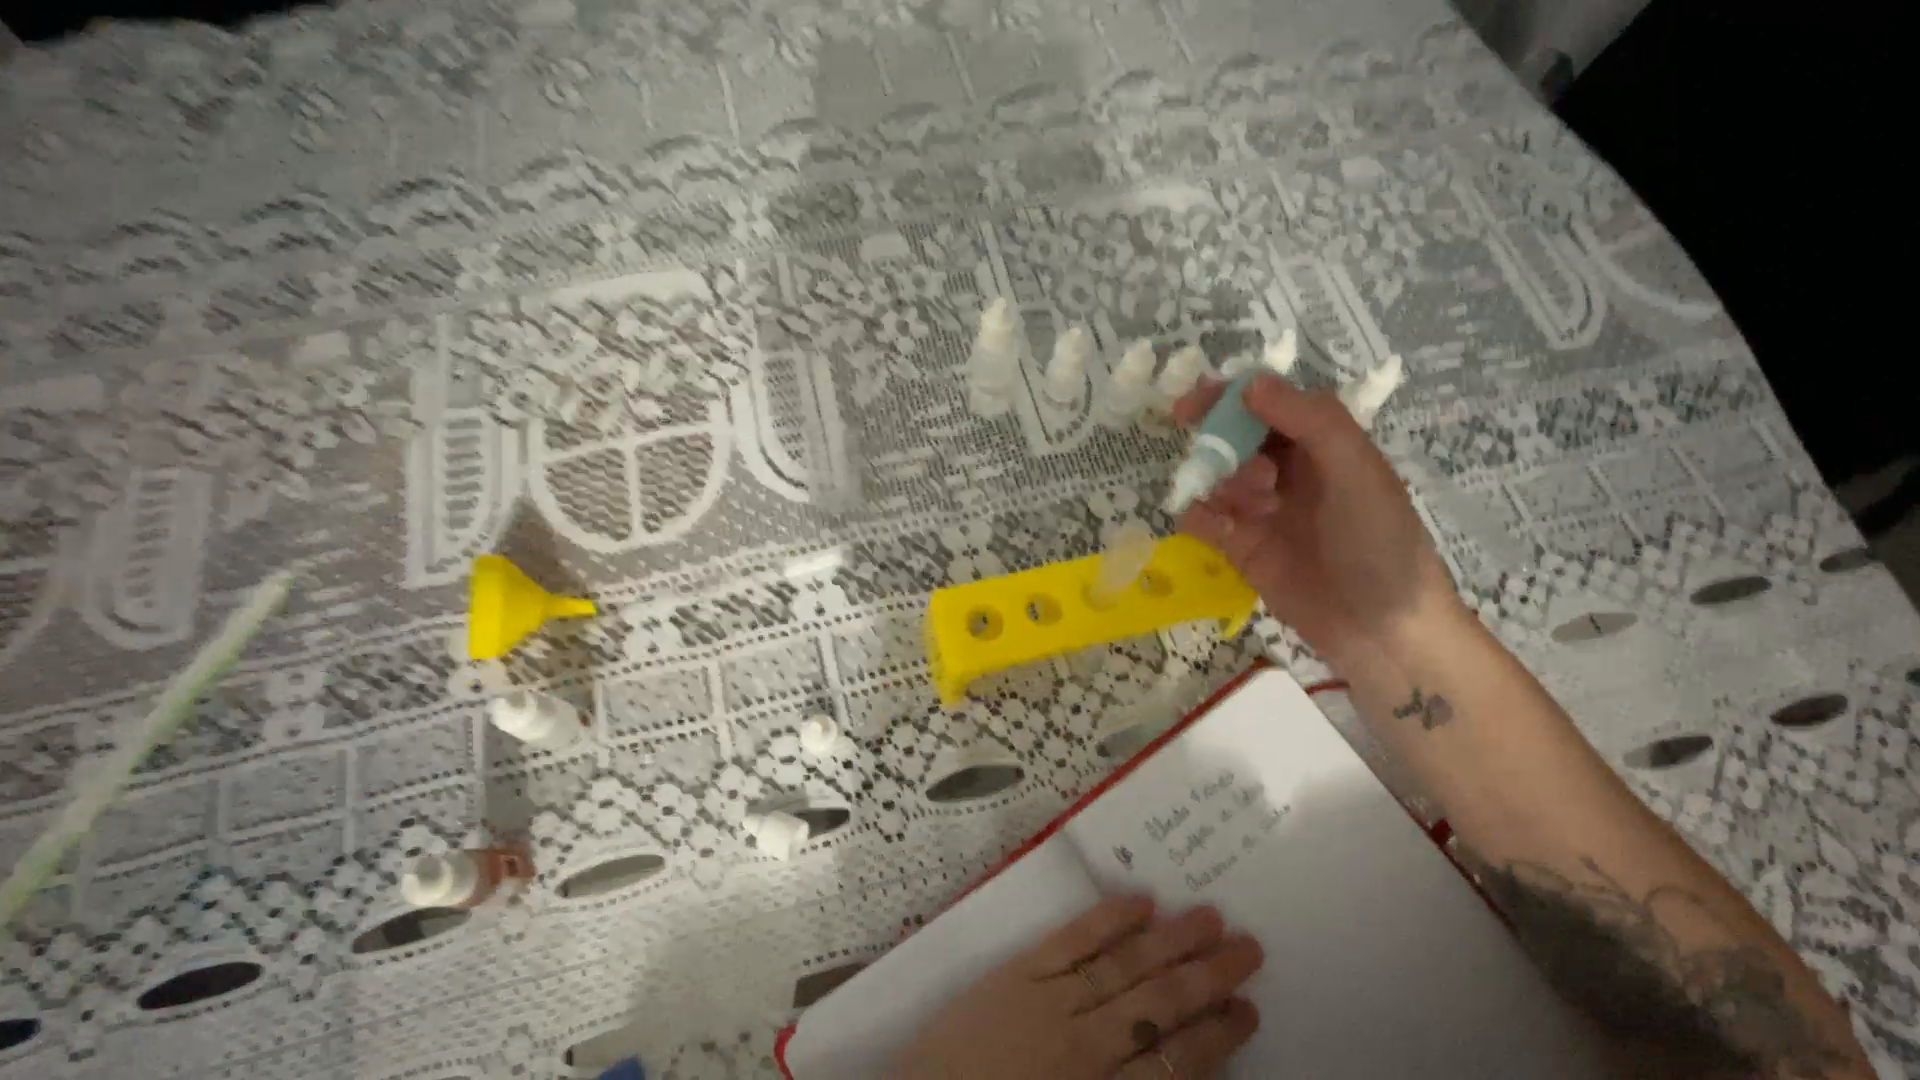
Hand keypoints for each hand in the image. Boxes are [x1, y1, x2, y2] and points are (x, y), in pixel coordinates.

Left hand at [891, 896, 1262, 1079]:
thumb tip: (1173, 1063)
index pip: (1177, 1062)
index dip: (1218, 1036)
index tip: (1249, 1010)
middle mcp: (1087, 1045)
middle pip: (1161, 1004)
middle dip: (1209, 976)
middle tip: (1250, 949)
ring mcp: (1050, 1002)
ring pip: (1125, 967)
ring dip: (1172, 942)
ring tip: (1211, 918)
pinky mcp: (1015, 974)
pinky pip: (1070, 941)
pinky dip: (1107, 920)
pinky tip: (1140, 901)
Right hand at [1172, 374, 1461, 665]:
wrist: (1382, 629)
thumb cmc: (1380, 542)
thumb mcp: (1357, 470)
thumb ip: (1310, 420)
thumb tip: (1249, 383)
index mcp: (1324, 444)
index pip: (1269, 403)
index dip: (1231, 397)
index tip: (1195, 401)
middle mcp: (1291, 471)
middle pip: (1235, 437)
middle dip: (1218, 440)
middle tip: (1212, 456)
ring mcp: (1264, 509)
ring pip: (1216, 475)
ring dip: (1216, 480)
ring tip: (1244, 506)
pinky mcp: (1243, 547)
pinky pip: (1206, 518)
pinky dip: (1201, 515)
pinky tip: (1216, 527)